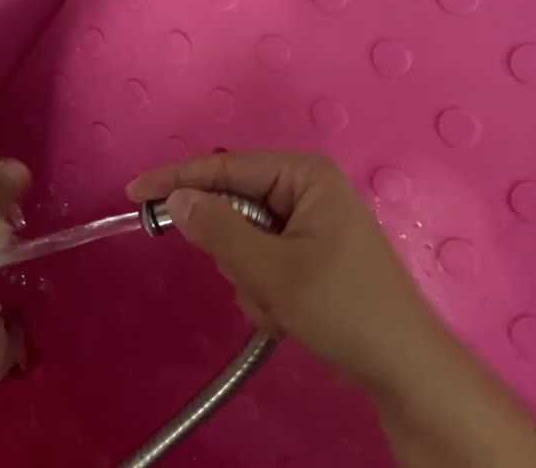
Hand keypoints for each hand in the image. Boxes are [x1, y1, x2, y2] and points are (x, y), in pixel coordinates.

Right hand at [128, 152, 535, 467]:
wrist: (402, 369)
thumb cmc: (345, 307)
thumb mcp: (275, 271)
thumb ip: (219, 231)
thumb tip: (177, 198)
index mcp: (303, 175)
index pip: (226, 167)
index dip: (177, 179)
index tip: (133, 192)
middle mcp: (303, 190)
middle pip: (232, 208)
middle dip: (234, 254)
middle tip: (256, 282)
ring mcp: (305, 225)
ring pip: (240, 243)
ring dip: (250, 281)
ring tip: (282, 305)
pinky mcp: (305, 256)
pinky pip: (259, 264)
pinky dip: (262, 293)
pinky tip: (289, 316)